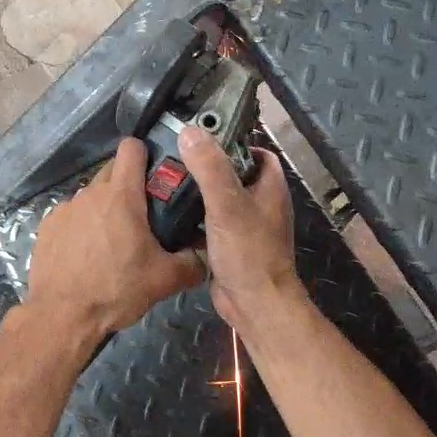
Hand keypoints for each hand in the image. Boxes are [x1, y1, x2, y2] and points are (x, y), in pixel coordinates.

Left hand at [28, 138, 207, 335]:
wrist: (61, 315)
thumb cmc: (115, 290)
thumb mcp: (163, 280)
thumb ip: (191, 264)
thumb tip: (205, 258)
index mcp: (121, 196)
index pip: (132, 148)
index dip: (145, 154)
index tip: (156, 173)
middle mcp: (91, 193)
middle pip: (113, 172)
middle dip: (128, 186)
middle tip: (143, 217)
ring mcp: (65, 208)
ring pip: (91, 197)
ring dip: (104, 210)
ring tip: (114, 243)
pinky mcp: (47, 226)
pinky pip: (71, 216)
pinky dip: (82, 227)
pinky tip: (87, 256)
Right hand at [177, 125, 300, 329]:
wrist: (255, 305)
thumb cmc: (249, 252)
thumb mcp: (227, 204)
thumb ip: (210, 168)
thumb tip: (190, 132)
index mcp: (270, 187)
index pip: (256, 152)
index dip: (233, 140)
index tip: (203, 134)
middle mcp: (261, 203)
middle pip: (233, 174)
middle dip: (207, 164)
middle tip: (175, 155)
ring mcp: (246, 226)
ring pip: (219, 199)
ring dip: (197, 191)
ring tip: (166, 178)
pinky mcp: (230, 245)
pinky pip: (210, 223)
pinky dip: (193, 217)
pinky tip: (168, 212)